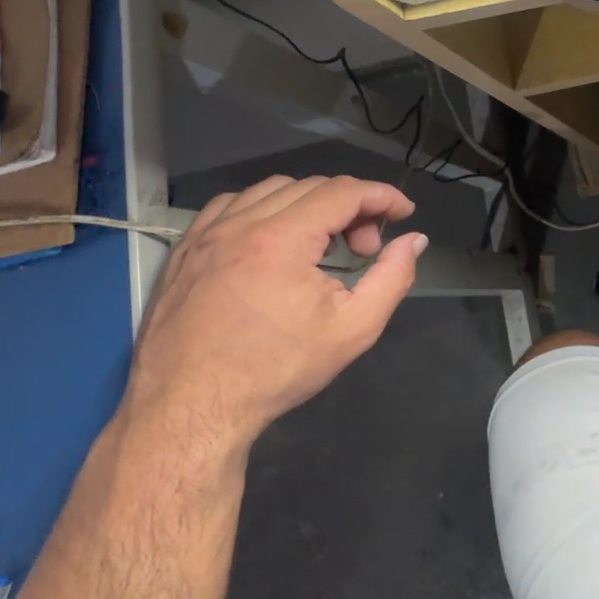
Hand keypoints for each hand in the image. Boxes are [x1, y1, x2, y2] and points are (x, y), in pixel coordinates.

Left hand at [123, 175, 427, 450]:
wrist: (188, 411)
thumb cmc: (276, 370)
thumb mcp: (355, 327)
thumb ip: (393, 276)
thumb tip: (415, 240)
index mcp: (281, 240)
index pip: (344, 192)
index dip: (383, 196)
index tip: (404, 214)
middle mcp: (240, 226)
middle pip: (311, 187)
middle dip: (352, 207)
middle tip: (365, 248)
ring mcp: (204, 237)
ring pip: (270, 190)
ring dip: (309, 203)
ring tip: (322, 244)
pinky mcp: (183, 254)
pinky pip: (229, 206)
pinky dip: (263, 209)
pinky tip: (274, 240)